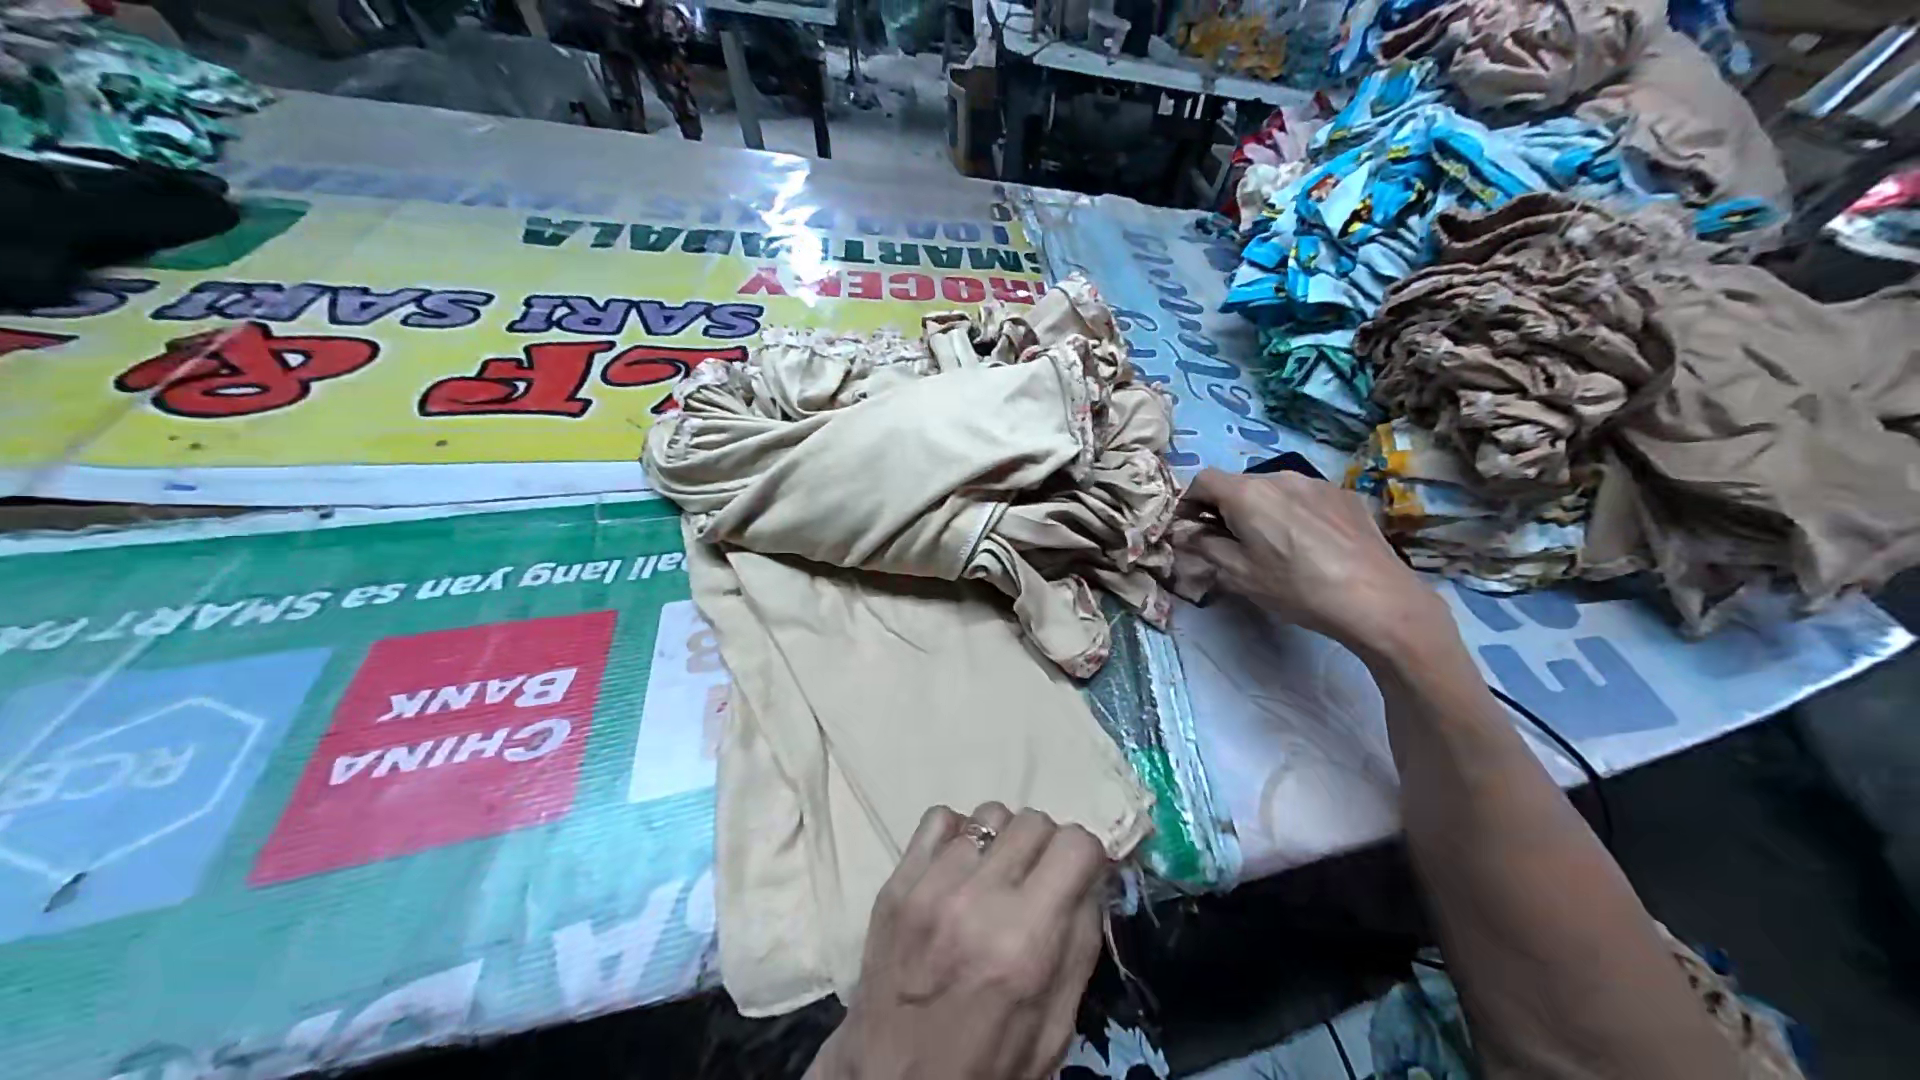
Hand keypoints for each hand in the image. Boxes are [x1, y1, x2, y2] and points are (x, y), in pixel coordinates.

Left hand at [809, 803, 1108, 1079]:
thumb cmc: (988, 1064)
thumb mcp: (1057, 1024)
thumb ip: (1080, 939)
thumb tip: (1092, 873)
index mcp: (1026, 941)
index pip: (1075, 844)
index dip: (1086, 856)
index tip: (1079, 873)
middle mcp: (977, 901)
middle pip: (1033, 821)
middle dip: (1046, 846)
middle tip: (1037, 879)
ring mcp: (929, 886)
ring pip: (988, 815)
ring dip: (1003, 841)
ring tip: (995, 877)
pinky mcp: (896, 882)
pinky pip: (939, 818)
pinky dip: (958, 835)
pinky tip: (960, 867)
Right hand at [1177, 468, 1445, 655]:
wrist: (1376, 598)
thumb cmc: (1295, 587)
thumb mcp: (1238, 574)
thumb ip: (1204, 547)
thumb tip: (1184, 534)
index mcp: (1246, 493)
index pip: (1203, 480)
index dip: (1189, 501)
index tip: (1189, 527)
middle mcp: (1279, 477)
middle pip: (1239, 484)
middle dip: (1225, 508)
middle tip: (1227, 541)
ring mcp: (1316, 483)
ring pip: (1273, 490)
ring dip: (1260, 509)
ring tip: (1271, 544)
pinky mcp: (1344, 496)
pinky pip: (1304, 497)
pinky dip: (1293, 513)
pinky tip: (1307, 544)